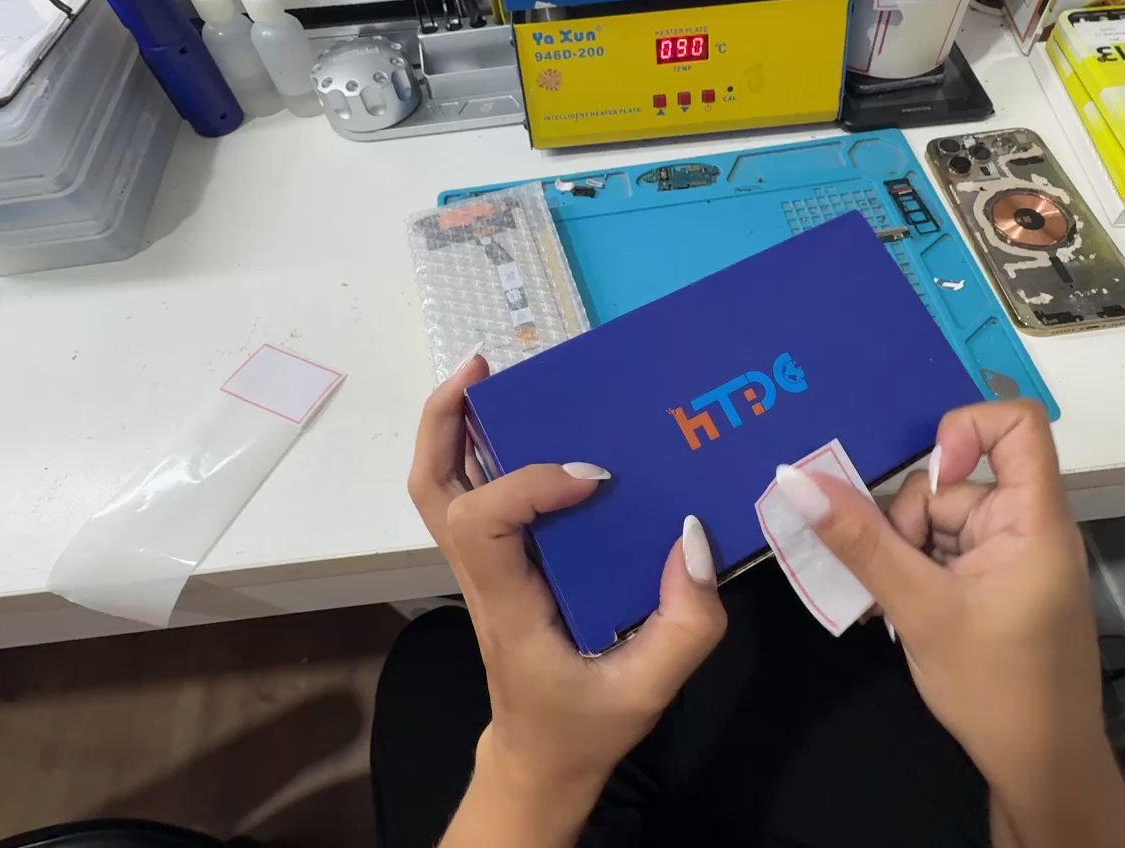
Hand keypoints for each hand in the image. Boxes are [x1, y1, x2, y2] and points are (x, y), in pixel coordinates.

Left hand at [409, 355, 727, 837]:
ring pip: (439, 487)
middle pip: (433, 488)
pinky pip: (471, 497)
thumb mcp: (646, 690)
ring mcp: (483, 565)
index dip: (532, 483)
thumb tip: (691, 538)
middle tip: (481, 367)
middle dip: (446, 420)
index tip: (597, 477)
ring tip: (486, 375)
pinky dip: (478, 451)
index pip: (484, 522)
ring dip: (452, 425)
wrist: (540, 756)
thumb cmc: (583, 725)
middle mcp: (482, 574)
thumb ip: (684, 627)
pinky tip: (520, 426)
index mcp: (508, 603)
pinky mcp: (499, 560)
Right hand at [775, 400, 1124, 846]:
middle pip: (950, 479)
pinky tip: (906, 606)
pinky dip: (913, 566)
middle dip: (908, 522)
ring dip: (904, 550)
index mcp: (1032, 520)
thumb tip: (797, 480)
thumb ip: (858, 540)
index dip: (965, 428)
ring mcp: (1006, 551)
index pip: (1018, 426)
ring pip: (932, 515)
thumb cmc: (996, 688)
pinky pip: (937, 544)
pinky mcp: (990, 575)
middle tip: (900, 578)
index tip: (930, 474)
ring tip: (902, 602)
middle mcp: (1023, 524)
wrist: (1040, 770)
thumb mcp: (917, 608)